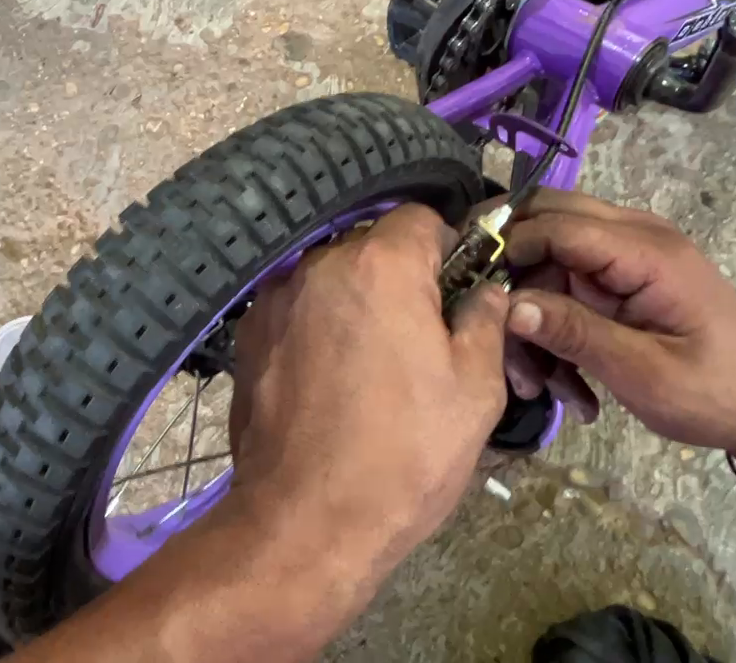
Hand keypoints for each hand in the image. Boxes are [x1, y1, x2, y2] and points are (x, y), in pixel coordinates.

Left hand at [229, 204, 508, 558]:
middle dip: (400, 274)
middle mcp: (320, 263)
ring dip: (356, 298)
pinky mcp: (249, 329)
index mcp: (380, 265)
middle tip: (419, 332)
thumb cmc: (403, 454)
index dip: (447, 246)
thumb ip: (484, 319)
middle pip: (372, 244)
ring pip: (332, 274)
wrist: (304, 518)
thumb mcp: (474, 390)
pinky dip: (318, 321)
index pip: (420, 217)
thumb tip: (486, 289)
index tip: (456, 288)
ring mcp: (276, 295)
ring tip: (370, 360)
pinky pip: (297, 305)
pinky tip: (327, 374)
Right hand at [500, 189, 735, 470]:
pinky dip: (551, 322)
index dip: (508, 249)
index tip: (476, 293)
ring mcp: (626, 253)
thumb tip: (508, 305)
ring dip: (530, 309)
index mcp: (646, 251)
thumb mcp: (645, 374)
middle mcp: (633, 235)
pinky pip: (565, 280)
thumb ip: (575, 333)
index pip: (556, 223)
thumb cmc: (719, 395)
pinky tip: (561, 378)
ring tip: (537, 381)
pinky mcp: (621, 276)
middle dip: (510, 267)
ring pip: (547, 254)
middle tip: (489, 318)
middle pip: (545, 217)